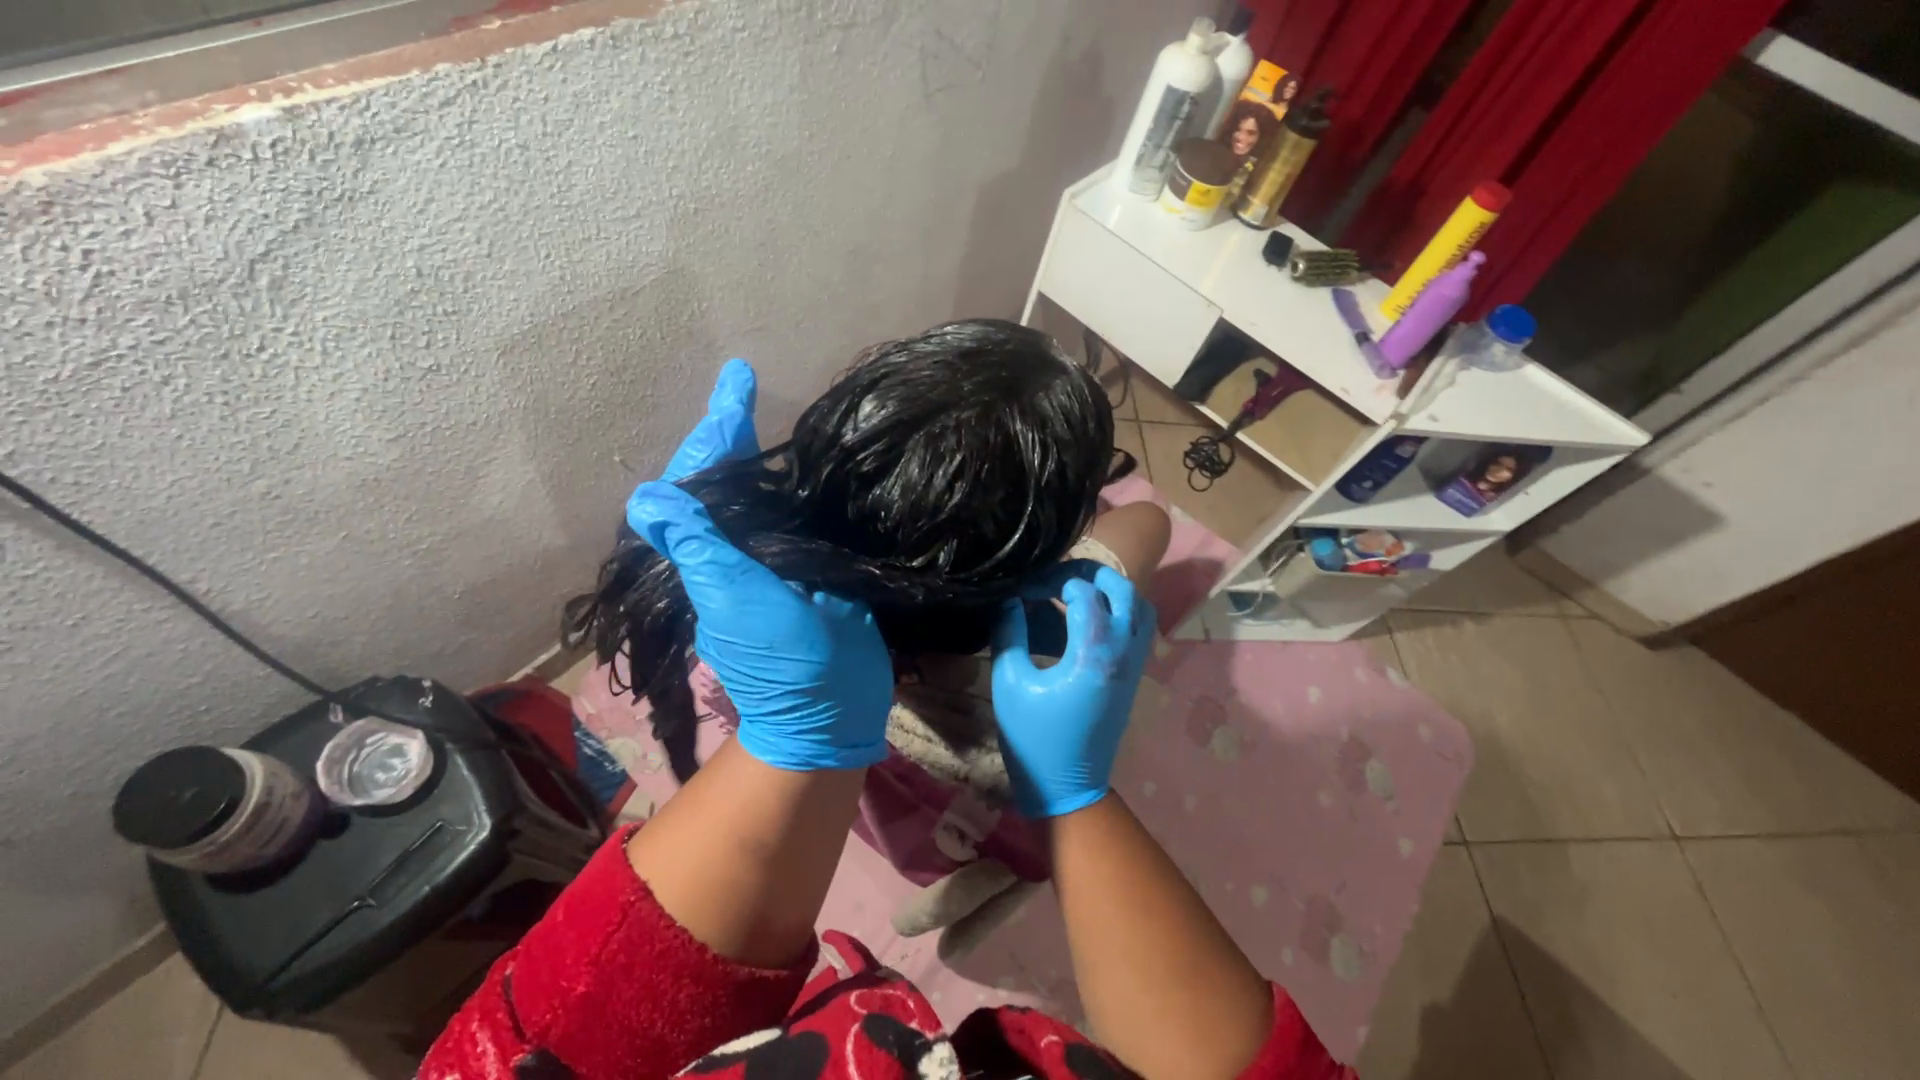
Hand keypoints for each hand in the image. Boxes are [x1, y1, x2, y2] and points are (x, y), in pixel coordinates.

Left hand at [625, 361, 892, 771]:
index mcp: (711, 555)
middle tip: (745, 387)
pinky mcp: (815, 570)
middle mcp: (738, 552)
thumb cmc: (779, 657)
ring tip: (770, 412)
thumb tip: (649, 496)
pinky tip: (816, 465)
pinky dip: (801, 490)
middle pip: (728, 482)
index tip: (736, 379)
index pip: (704, 479)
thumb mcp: (733, 600)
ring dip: (764, 456)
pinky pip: (801, 519)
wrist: (834, 704)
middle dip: (733, 434)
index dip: (718, 429)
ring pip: (762, 498)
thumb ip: (698, 549)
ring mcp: (777, 561)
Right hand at [990, 564, 1154, 816]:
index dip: (1054, 580)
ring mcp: (1134, 664)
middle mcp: (1123, 652)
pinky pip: (1139, 629)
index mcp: (1093, 653)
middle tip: (1058, 579)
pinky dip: (1119, 613)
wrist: (1068, 785)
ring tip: (1076, 595)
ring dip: (1112, 592)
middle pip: (1123, 590)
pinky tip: (1085, 622)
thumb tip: (1009, 601)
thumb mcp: (1010, 684)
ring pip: (1139, 607)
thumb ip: (1009, 634)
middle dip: (1091, 575)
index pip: (1084, 592)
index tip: (1028, 587)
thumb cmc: (1034, 738)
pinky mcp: (1134, 676)